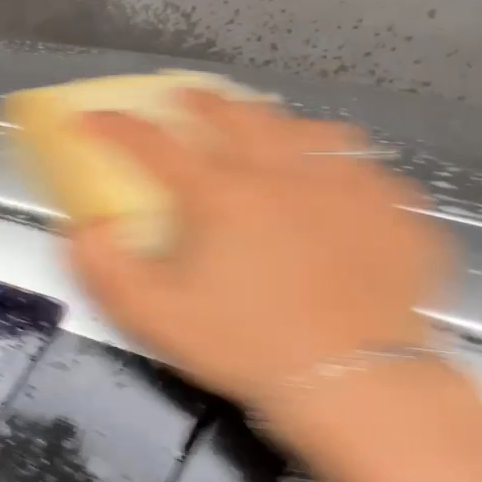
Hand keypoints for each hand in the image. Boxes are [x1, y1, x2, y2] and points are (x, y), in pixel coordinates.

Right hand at [66, 90, 447, 451]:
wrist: (354, 383)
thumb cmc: (239, 344)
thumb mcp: (144, 311)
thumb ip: (100, 262)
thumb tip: (86, 226)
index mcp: (219, 195)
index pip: (153, 143)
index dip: (113, 126)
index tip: (87, 120)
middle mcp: (284, 176)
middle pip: (237, 115)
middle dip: (198, 101)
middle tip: (177, 98)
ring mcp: (349, 191)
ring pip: (309, 130)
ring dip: (273, 122)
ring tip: (260, 130)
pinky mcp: (396, 216)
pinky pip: (365, 169)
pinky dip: (334, 164)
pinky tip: (327, 183)